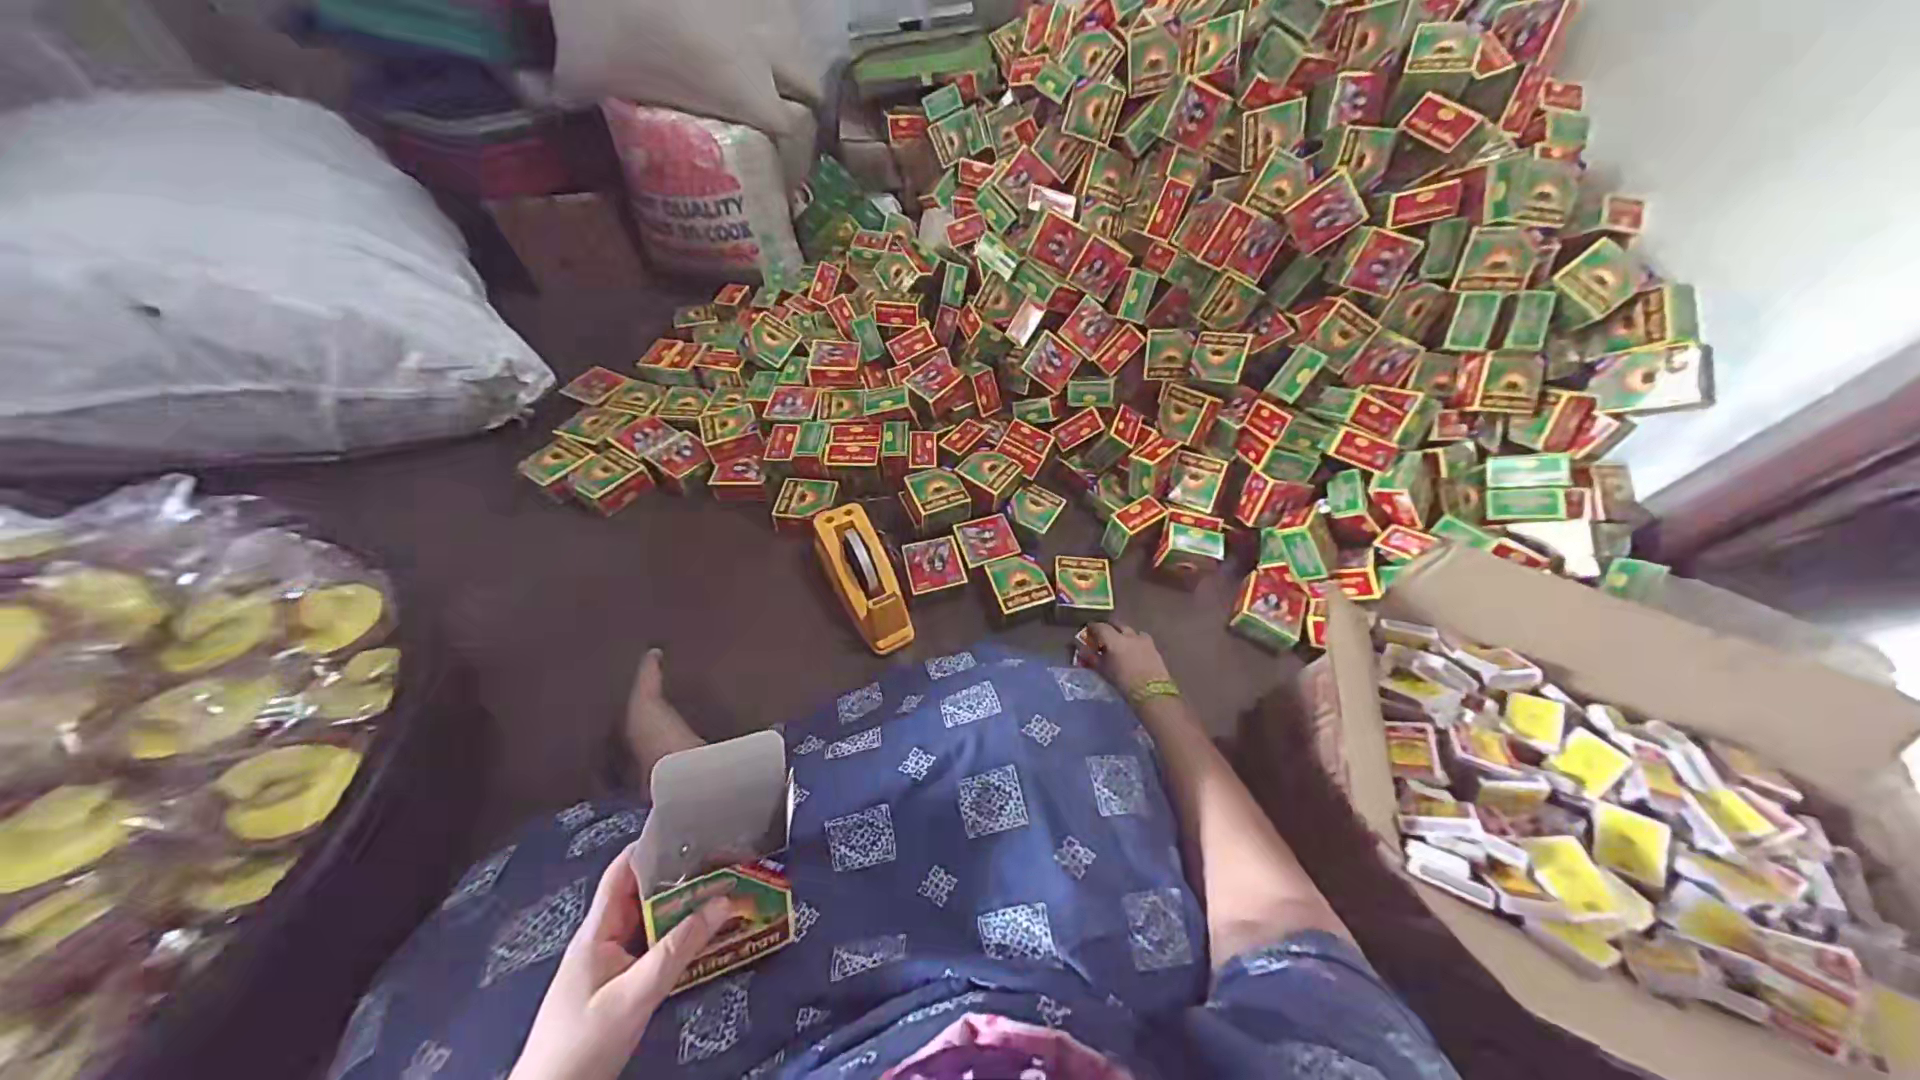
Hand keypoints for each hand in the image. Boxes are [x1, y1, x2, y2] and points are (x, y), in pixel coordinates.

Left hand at [508, 841, 728, 1079]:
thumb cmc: (584, 1042)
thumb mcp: (635, 995)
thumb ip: (678, 949)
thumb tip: (722, 901)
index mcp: (597, 930)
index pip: (622, 871)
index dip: (650, 846)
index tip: (688, 829)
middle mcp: (603, 938)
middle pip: (642, 894)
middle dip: (679, 877)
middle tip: (720, 862)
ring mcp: (609, 962)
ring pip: (649, 922)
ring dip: (682, 908)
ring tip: (722, 891)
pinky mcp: (617, 983)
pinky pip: (651, 947)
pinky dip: (677, 935)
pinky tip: (704, 934)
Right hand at [1077, 622, 1171, 697]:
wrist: (1151, 691)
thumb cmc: (1123, 681)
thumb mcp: (1103, 670)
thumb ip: (1091, 658)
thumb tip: (1082, 650)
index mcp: (1114, 639)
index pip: (1100, 627)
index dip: (1092, 627)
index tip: (1088, 631)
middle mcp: (1129, 635)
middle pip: (1116, 625)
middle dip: (1109, 628)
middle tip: (1103, 636)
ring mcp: (1142, 639)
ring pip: (1130, 630)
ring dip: (1123, 633)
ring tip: (1120, 643)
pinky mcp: (1153, 646)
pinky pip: (1141, 638)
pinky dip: (1135, 640)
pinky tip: (1134, 649)